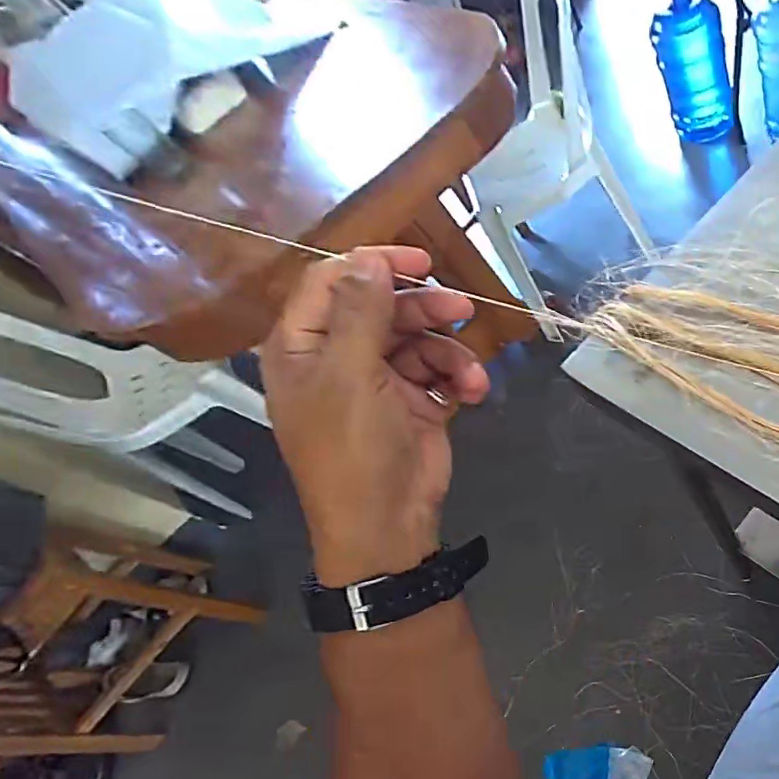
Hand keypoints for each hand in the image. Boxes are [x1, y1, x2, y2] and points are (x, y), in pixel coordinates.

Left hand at [259, 247, 489, 586]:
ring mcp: (383, 383)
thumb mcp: (351, 376)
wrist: (387, 518)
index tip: (421, 260)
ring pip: (423, 344)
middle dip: (425, 311)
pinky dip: (462, 381)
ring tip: (471, 378)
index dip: (374, 265)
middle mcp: (341, 357)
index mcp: (303, 345)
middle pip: (386, 311)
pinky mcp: (419, 405)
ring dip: (452, 355)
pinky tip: (474, 394)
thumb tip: (369, 260)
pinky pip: (443, 376)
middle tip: (462, 307)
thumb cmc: (352, 448)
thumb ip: (362, 314)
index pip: (333, 284)